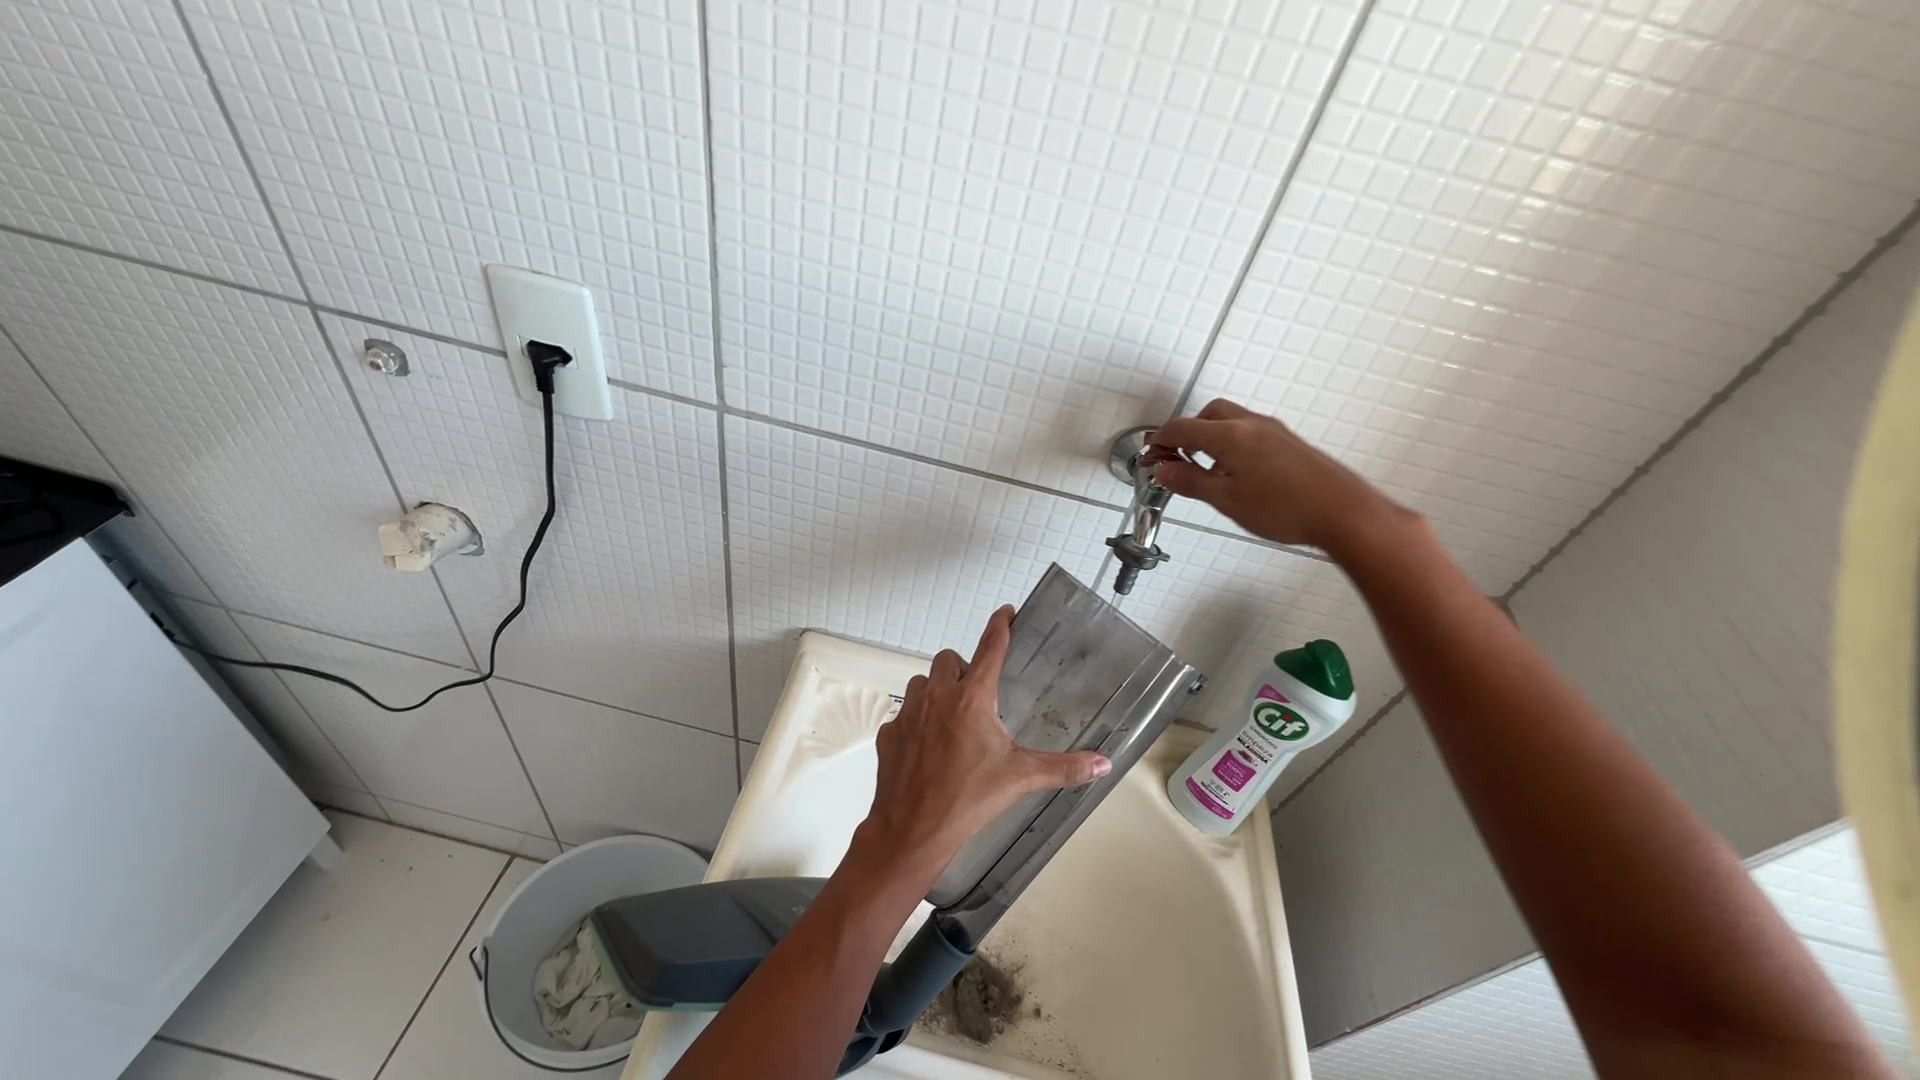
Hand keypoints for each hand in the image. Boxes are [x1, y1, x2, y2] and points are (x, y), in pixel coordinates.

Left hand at [851, 605, 1111, 880]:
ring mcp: (908, 714)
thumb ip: (1065, 768)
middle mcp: (937, 698)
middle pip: (948, 660)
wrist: (912, 829)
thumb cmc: (964, 801)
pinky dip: (915, 720)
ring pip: (921, 683)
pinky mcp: (889, 734)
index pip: (989, 648)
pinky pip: (902, 714)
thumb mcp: (1021, 779)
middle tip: (976, 690)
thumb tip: (1101, 764)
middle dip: (963, 666)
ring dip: (936, 690)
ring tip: (952, 716)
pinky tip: (929, 744)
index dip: (1000, 626)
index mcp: (971, 700)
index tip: (1005, 613)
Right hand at [1148, 398, 1409, 552]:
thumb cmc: (1290, 508)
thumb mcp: (1226, 499)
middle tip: (1173, 459)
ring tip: (1202, 468)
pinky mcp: (1289, 443)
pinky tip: (1234, 471)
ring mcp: (1274, 432)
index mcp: (1231, 435)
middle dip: (1185, 433)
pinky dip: (1231, 443)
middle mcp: (1253, 425)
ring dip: (1209, 437)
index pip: (1181, 429)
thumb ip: (1190, 481)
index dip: (1159, 443)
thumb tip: (1163, 470)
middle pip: (1207, 415)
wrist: (1344, 513)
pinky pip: (1249, 431)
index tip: (1150, 458)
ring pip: (1230, 421)